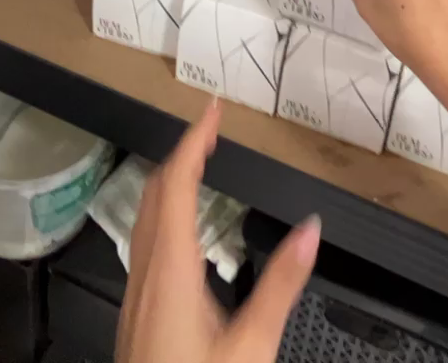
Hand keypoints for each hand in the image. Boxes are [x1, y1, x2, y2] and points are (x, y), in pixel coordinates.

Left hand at [119, 100, 320, 362]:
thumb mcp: (251, 348)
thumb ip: (281, 284)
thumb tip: (311, 229)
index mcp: (171, 271)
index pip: (177, 183)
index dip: (194, 139)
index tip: (213, 109)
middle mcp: (146, 275)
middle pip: (155, 192)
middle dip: (183, 152)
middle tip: (213, 130)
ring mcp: (136, 296)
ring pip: (145, 217)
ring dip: (172, 181)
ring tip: (202, 166)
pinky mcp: (137, 315)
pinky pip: (146, 242)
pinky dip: (167, 212)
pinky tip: (189, 232)